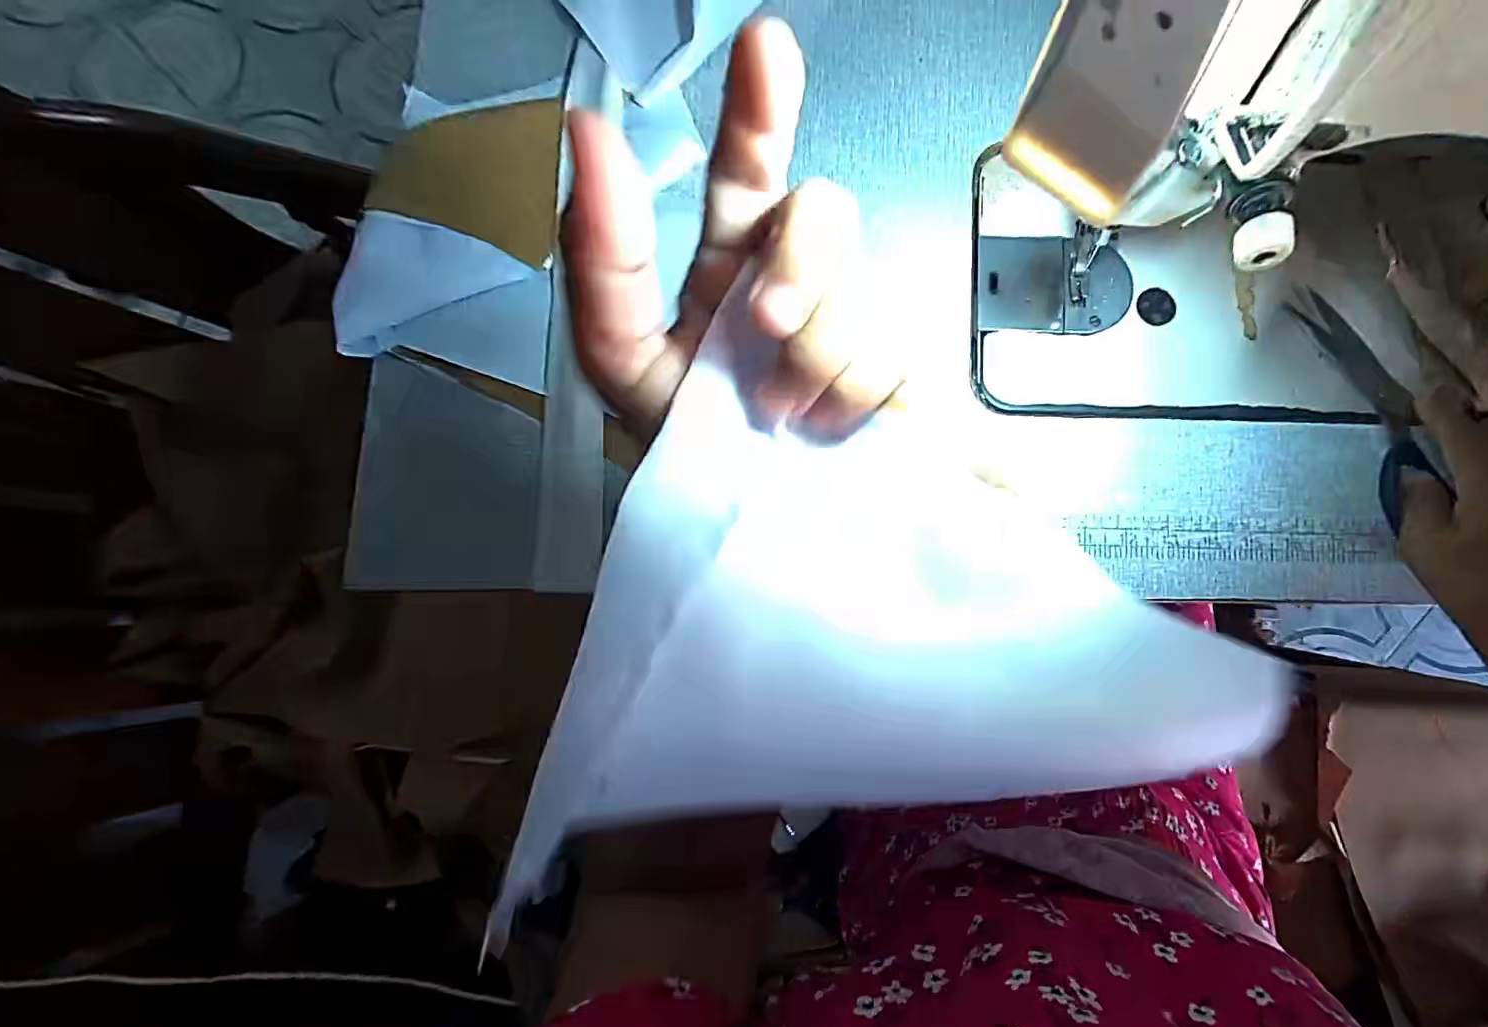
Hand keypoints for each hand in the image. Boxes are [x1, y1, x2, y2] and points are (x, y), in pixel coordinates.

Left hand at [563, 17, 903, 441]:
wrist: (754, 517)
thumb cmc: (689, 440)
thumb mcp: (625, 360)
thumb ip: (602, 263)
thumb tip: (593, 135)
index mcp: (731, 264)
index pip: (748, 172)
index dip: (759, 111)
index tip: (766, 48)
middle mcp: (797, 282)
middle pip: (821, 216)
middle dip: (799, 260)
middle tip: (769, 320)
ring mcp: (851, 326)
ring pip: (851, 297)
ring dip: (811, 356)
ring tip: (784, 412)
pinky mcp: (894, 371)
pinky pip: (887, 359)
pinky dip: (847, 400)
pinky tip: (827, 426)